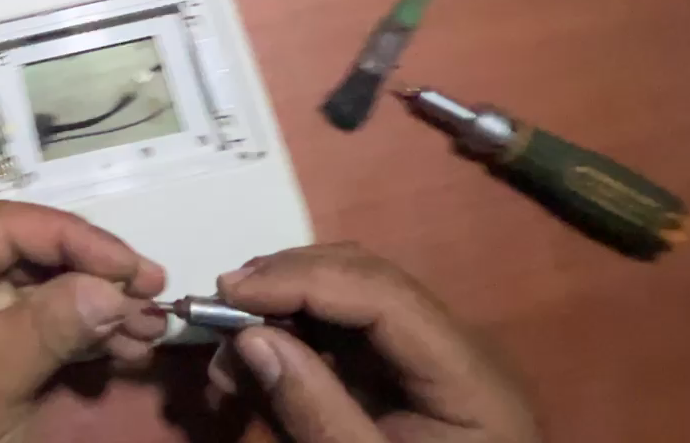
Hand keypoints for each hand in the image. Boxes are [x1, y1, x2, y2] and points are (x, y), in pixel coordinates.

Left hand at [0, 201, 167, 442]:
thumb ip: (48, 326)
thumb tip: (112, 289)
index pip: (11, 226)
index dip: (73, 237)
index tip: (128, 266)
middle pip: (37, 253)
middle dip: (96, 272)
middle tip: (154, 291)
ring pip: (52, 290)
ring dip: (104, 306)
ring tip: (153, 328)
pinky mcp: (4, 352)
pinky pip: (54, 328)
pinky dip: (94, 336)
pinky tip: (130, 348)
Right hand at [210, 243, 540, 442]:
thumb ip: (317, 413)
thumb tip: (249, 336)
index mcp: (469, 379)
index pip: (382, 294)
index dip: (302, 280)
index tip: (231, 291)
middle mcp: (450, 347)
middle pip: (360, 276)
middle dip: (285, 280)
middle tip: (220, 301)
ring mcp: (422, 353)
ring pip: (341, 290)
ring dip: (278, 301)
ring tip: (226, 334)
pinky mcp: (395, 367)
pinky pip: (334, 325)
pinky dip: (286, 328)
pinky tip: (251, 351)